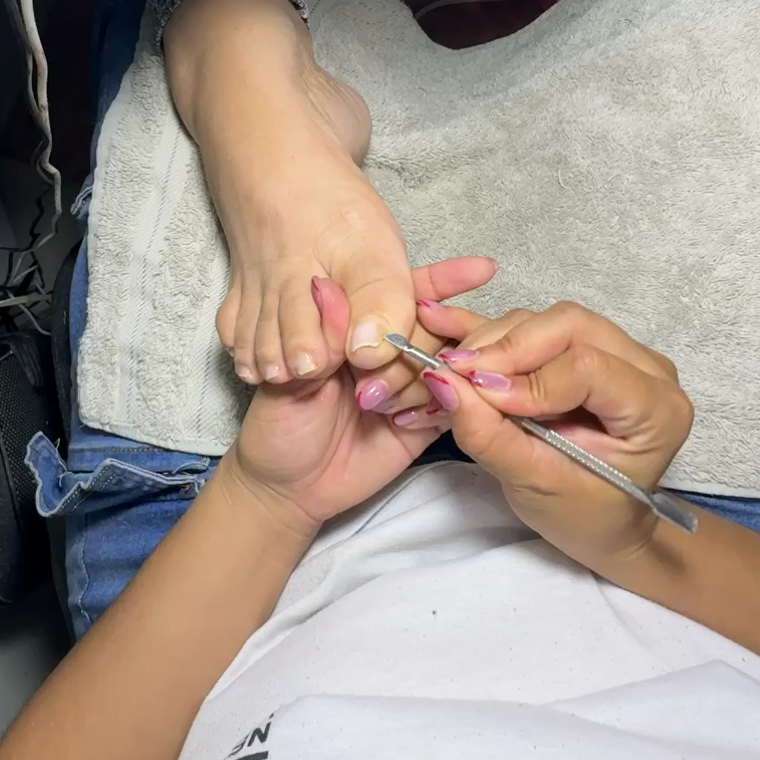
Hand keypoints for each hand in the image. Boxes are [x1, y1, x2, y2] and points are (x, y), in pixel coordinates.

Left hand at [226, 257, 495, 530]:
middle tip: (366, 388)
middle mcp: (388, 352)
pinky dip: (438, 411)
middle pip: (434, 330)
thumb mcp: (290, 379)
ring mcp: (409, 388)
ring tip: (371, 407)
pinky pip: (452, 408)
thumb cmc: (278, 427)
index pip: (404, 294)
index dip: (443, 281)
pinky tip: (402, 423)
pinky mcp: (424, 426)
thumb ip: (317, 335)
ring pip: (448, 368)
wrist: (286, 490)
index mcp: (358, 329)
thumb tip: (324, 284)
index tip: (481, 269)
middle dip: (411, 349)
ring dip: (415, 384)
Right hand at [414, 301, 694, 566]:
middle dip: (505, 347)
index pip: (586, 366)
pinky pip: (530, 323)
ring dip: (492, 340)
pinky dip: (485, 326)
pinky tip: (439, 318)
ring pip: (543, 318)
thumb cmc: (584, 514)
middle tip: (459, 373)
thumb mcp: (536, 485)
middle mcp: (644, 366)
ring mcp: (613, 348)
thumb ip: (489, 435)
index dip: (527, 380)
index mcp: (655, 408)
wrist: (603, 518)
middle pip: (567, 324)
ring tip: (455, 370)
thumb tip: (441, 382)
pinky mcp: (578, 343)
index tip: (480, 398)